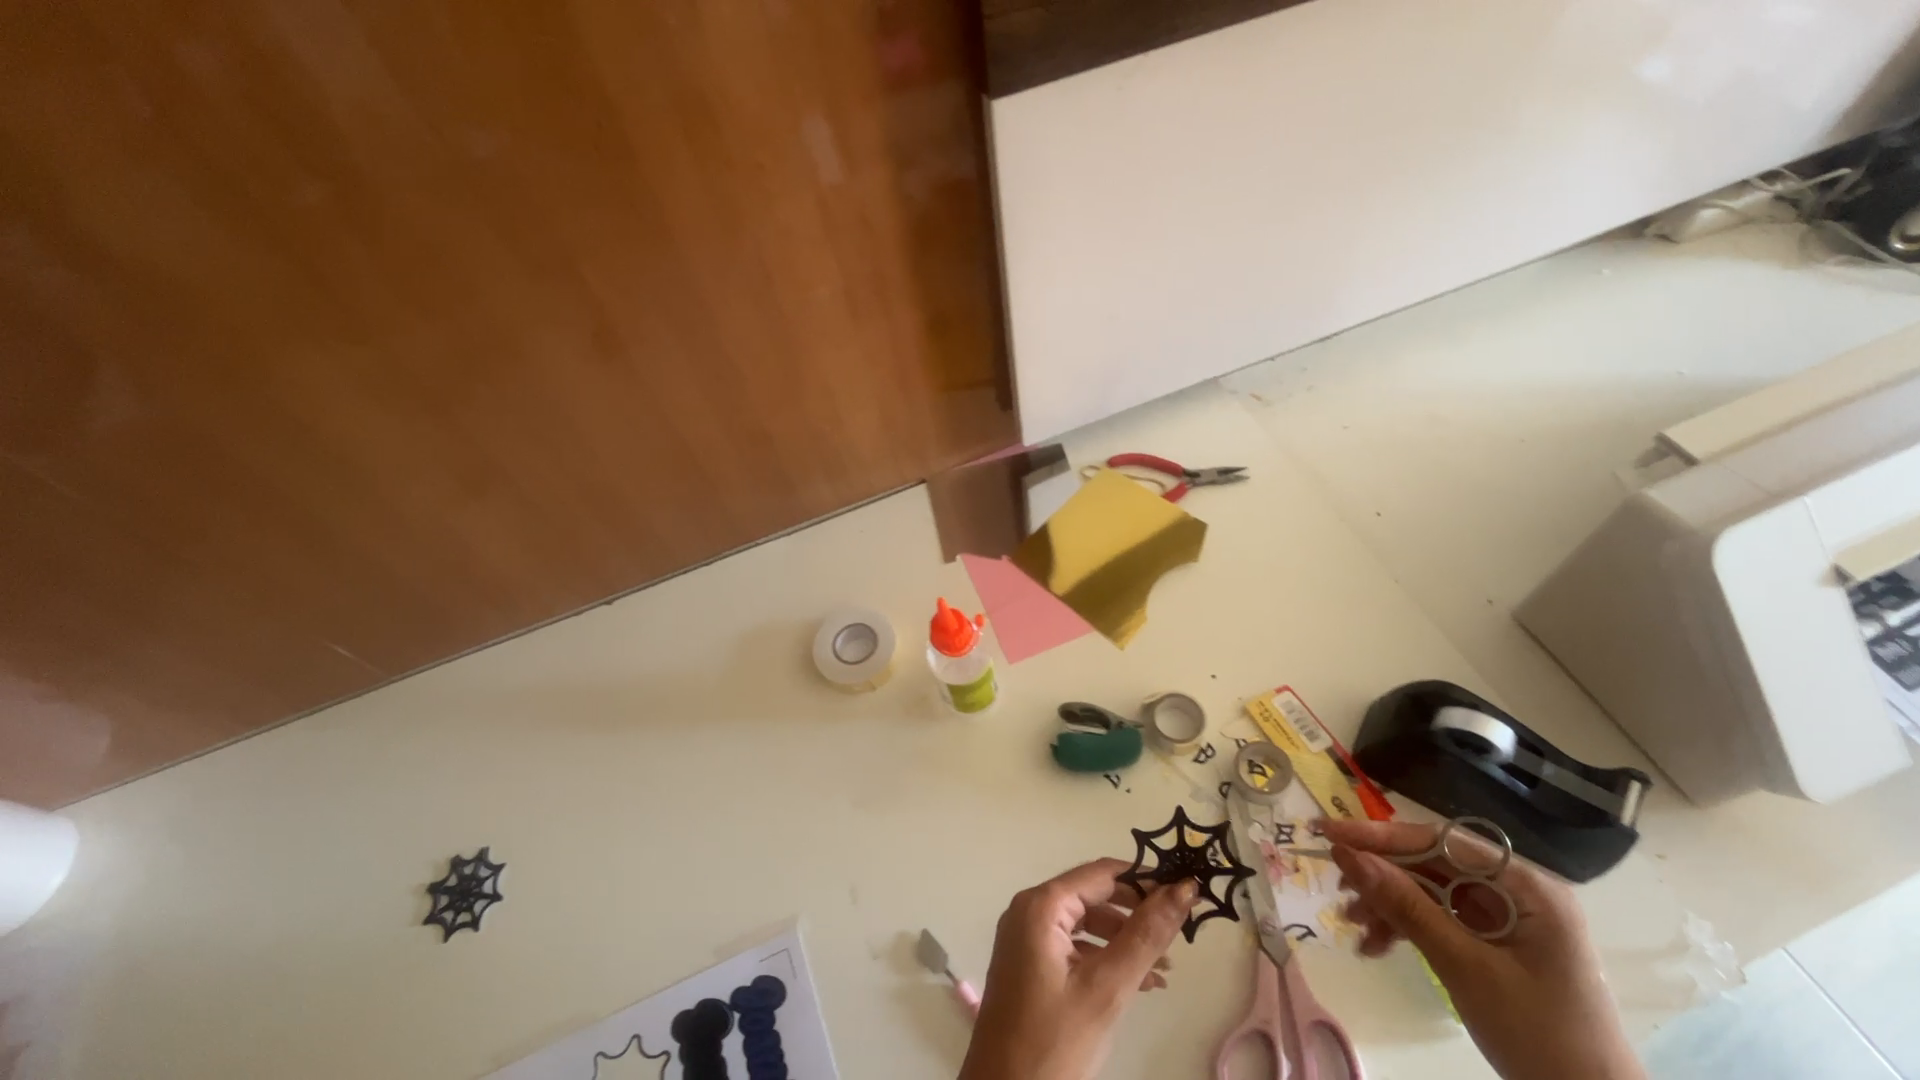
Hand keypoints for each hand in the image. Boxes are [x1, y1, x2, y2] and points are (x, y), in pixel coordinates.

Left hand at [958, 859, 1197, 1079]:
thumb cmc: (1054, 1040)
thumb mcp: (1107, 987)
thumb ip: (1147, 934)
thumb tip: (1185, 887)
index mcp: (1040, 906)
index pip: (1103, 873)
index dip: (1146, 879)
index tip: (1189, 892)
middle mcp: (1028, 913)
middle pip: (1094, 895)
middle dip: (1138, 912)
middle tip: (1182, 933)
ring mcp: (1025, 941)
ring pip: (1087, 923)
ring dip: (1126, 939)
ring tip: (1165, 967)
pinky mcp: (1029, 968)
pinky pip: (1074, 948)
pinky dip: (1106, 959)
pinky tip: (1139, 984)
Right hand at [1323, 819, 1644, 1079]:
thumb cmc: (1538, 1035)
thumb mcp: (1465, 968)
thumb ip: (1407, 907)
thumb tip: (1349, 856)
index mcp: (1528, 887)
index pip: (1442, 841)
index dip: (1381, 835)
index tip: (1329, 833)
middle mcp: (1521, 892)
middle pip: (1435, 864)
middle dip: (1383, 877)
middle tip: (1338, 891)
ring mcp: (1511, 920)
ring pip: (1433, 892)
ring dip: (1390, 907)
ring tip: (1356, 930)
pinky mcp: (1500, 945)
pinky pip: (1443, 920)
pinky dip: (1408, 929)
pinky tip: (1378, 946)